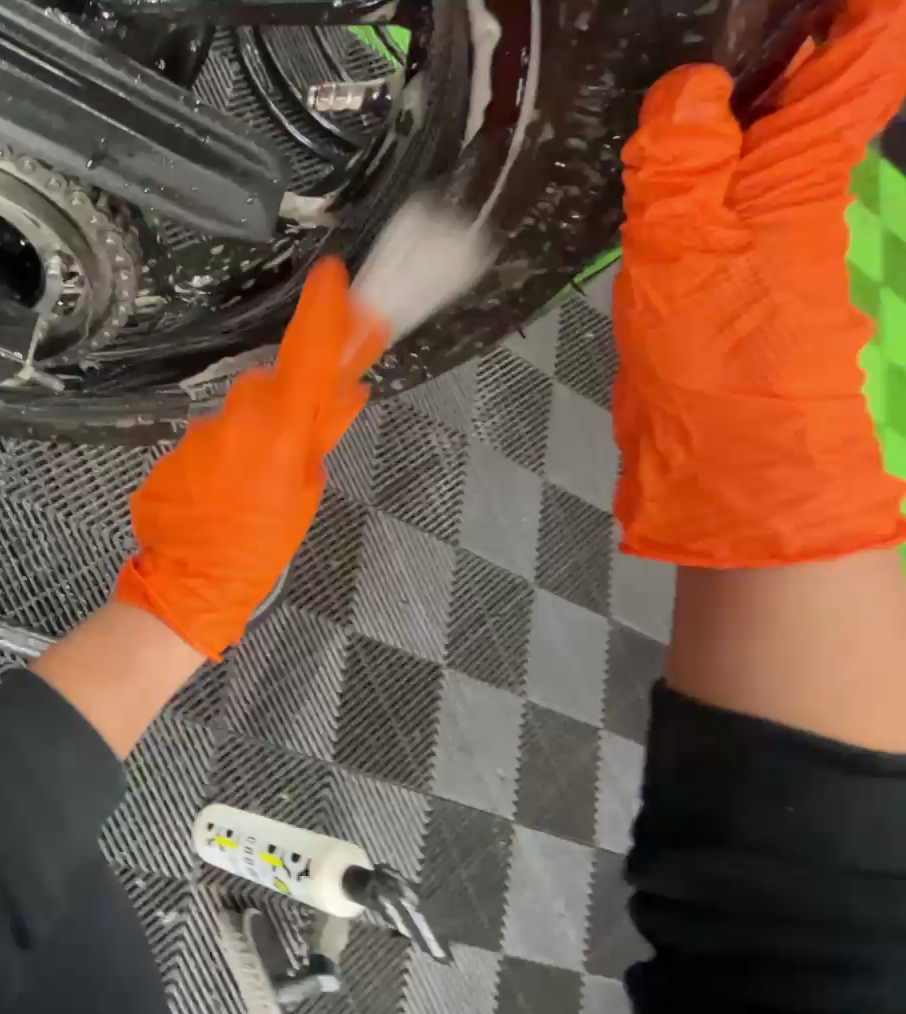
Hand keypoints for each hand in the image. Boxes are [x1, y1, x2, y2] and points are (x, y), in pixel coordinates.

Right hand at [114, 256, 385, 659]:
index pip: (306, 361)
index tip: (333, 276)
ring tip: (348, 347)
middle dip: (357, 339)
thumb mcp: (189, 462)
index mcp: (272, 438)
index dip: (322, 315)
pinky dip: (314, 415)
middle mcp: (303, 454)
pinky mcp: (300, 498)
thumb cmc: (179, 526)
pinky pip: (314, 442)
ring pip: (332, 416)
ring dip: (340, 377)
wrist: (199, 592)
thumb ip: (228, 424)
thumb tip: (259, 394)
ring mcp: (306, 478)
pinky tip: (300, 413)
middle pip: (340, 384)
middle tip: (373, 303)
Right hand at [613, 0, 905, 566]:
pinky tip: (645, 197)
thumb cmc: (722, 359)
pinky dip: (697, 179)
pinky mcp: (760, 268)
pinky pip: (738, 194)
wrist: (748, 469)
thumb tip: (687, 85)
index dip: (834, 10)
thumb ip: (681, 169)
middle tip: (660, 76)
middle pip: (815, 85)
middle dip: (746, 67)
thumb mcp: (683, 259)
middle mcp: (832, 182)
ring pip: (770, 141)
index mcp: (822, 167)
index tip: (750, 19)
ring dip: (712, 127)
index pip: (872, 42)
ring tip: (640, 136)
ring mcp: (798, 227)